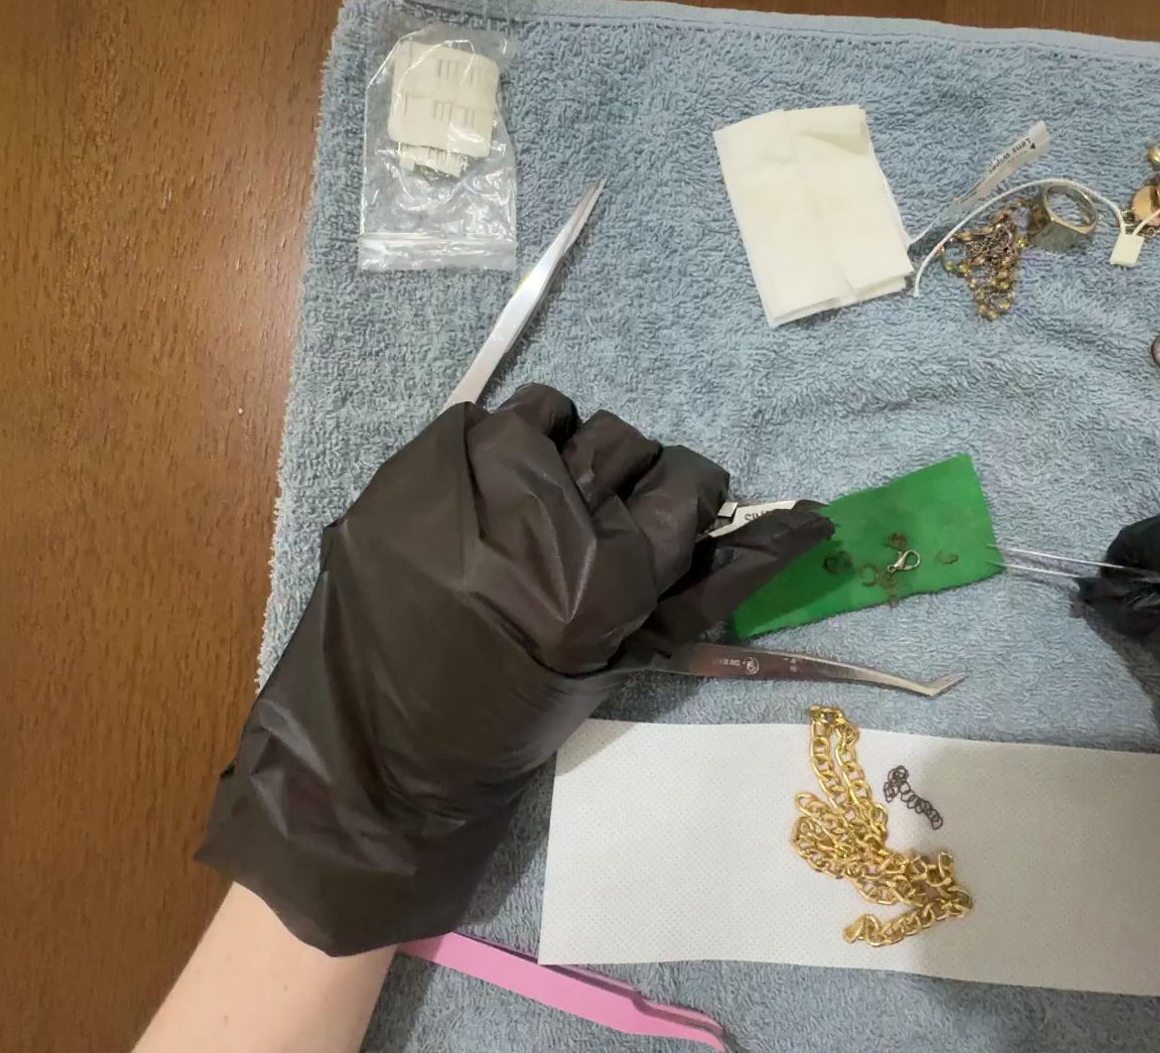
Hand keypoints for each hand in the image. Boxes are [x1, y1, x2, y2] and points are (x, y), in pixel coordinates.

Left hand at [197, 385, 830, 956]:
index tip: (679, 499)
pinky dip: (496, 444)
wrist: (387, 748)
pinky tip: (484, 489)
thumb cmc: (518, 718)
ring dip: (564, 447)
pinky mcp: (404, 475)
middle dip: (628, 473)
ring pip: (554, 410)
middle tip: (597, 511)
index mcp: (603, 582)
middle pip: (624, 440)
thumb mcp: (618, 660)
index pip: (688, 483)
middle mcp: (540, 517)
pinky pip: (479, 418)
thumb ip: (694, 587)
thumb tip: (772, 525)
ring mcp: (462, 485)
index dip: (694, 487)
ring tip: (539, 493)